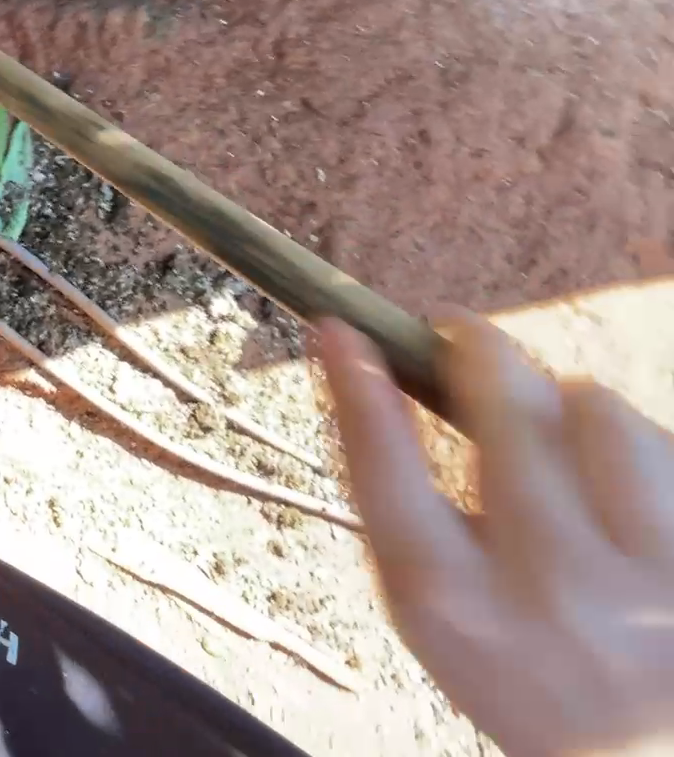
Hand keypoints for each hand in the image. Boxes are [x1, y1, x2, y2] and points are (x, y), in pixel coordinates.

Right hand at [317, 315, 673, 756]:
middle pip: (510, 418)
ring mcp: (658, 586)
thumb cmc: (503, 652)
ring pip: (608, 419)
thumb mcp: (420, 589)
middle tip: (455, 329)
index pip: (383, 465)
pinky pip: (672, 452)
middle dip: (478, 352)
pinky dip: (636, 442)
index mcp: (446, 594)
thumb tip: (359, 371)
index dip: (357, 389)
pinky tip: (621, 470)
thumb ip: (392, 489)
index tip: (340, 329)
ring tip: (556, 422)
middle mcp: (551, 588)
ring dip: (569, 402)